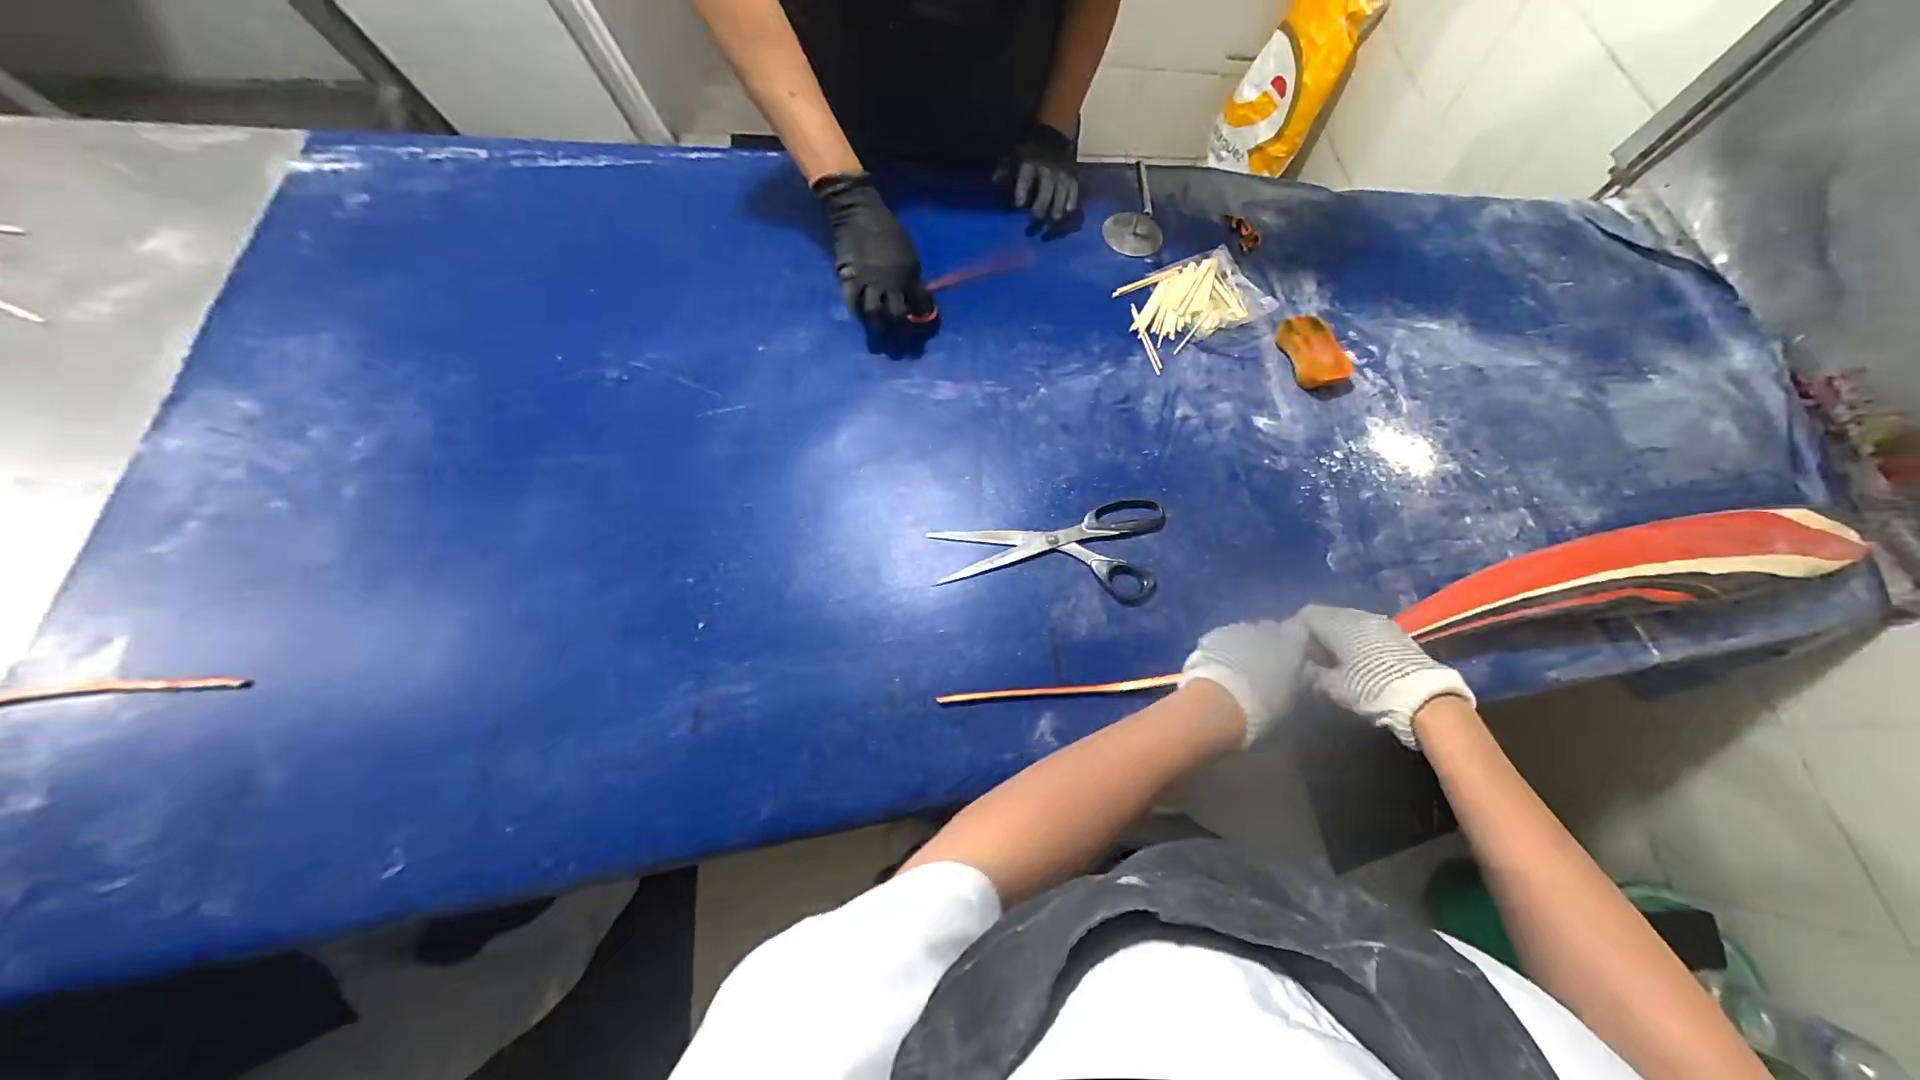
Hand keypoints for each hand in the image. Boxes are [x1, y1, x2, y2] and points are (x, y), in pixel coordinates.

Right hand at [812, 172, 933, 325]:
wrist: (860, 213)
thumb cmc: (889, 229)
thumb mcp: (909, 251)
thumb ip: (912, 274)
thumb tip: (915, 294)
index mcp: (909, 274)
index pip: (920, 302)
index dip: (922, 313)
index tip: (922, 318)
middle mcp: (890, 282)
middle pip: (896, 313)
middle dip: (899, 324)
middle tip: (899, 332)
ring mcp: (868, 282)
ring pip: (874, 312)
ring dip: (877, 324)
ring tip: (879, 331)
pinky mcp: (849, 278)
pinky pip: (852, 300)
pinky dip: (856, 310)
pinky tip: (859, 314)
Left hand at [996, 123, 1078, 223]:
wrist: (1055, 135)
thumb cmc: (1029, 149)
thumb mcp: (1013, 153)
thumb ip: (1005, 168)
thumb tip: (996, 180)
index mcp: (1031, 163)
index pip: (1025, 183)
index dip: (1021, 196)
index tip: (1019, 205)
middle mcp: (1048, 172)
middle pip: (1043, 200)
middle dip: (1037, 214)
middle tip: (1032, 224)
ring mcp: (1063, 177)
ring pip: (1058, 205)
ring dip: (1051, 218)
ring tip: (1046, 227)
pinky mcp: (1073, 181)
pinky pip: (1072, 201)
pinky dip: (1066, 212)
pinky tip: (1061, 218)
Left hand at [1178, 619, 1309, 747]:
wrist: (1222, 700)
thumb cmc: (1265, 702)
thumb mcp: (1294, 694)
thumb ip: (1303, 676)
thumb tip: (1308, 671)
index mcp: (1291, 642)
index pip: (1299, 629)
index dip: (1295, 640)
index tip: (1292, 654)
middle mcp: (1266, 629)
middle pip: (1270, 629)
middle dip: (1268, 642)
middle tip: (1264, 663)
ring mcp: (1238, 629)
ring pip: (1245, 632)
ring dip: (1245, 644)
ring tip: (1238, 666)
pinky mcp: (1214, 634)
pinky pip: (1223, 637)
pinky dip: (1223, 648)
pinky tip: (1219, 665)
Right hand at [1298, 605, 1474, 748]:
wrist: (1426, 700)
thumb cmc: (1371, 689)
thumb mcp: (1332, 687)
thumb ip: (1312, 673)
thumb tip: (1303, 667)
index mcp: (1339, 623)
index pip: (1307, 615)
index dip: (1295, 631)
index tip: (1293, 650)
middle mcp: (1359, 616)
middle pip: (1329, 616)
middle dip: (1317, 634)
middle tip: (1311, 657)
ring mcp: (1382, 623)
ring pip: (1349, 623)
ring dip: (1338, 637)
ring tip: (1333, 660)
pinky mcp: (1398, 635)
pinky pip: (1367, 631)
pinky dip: (1356, 641)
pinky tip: (1356, 661)